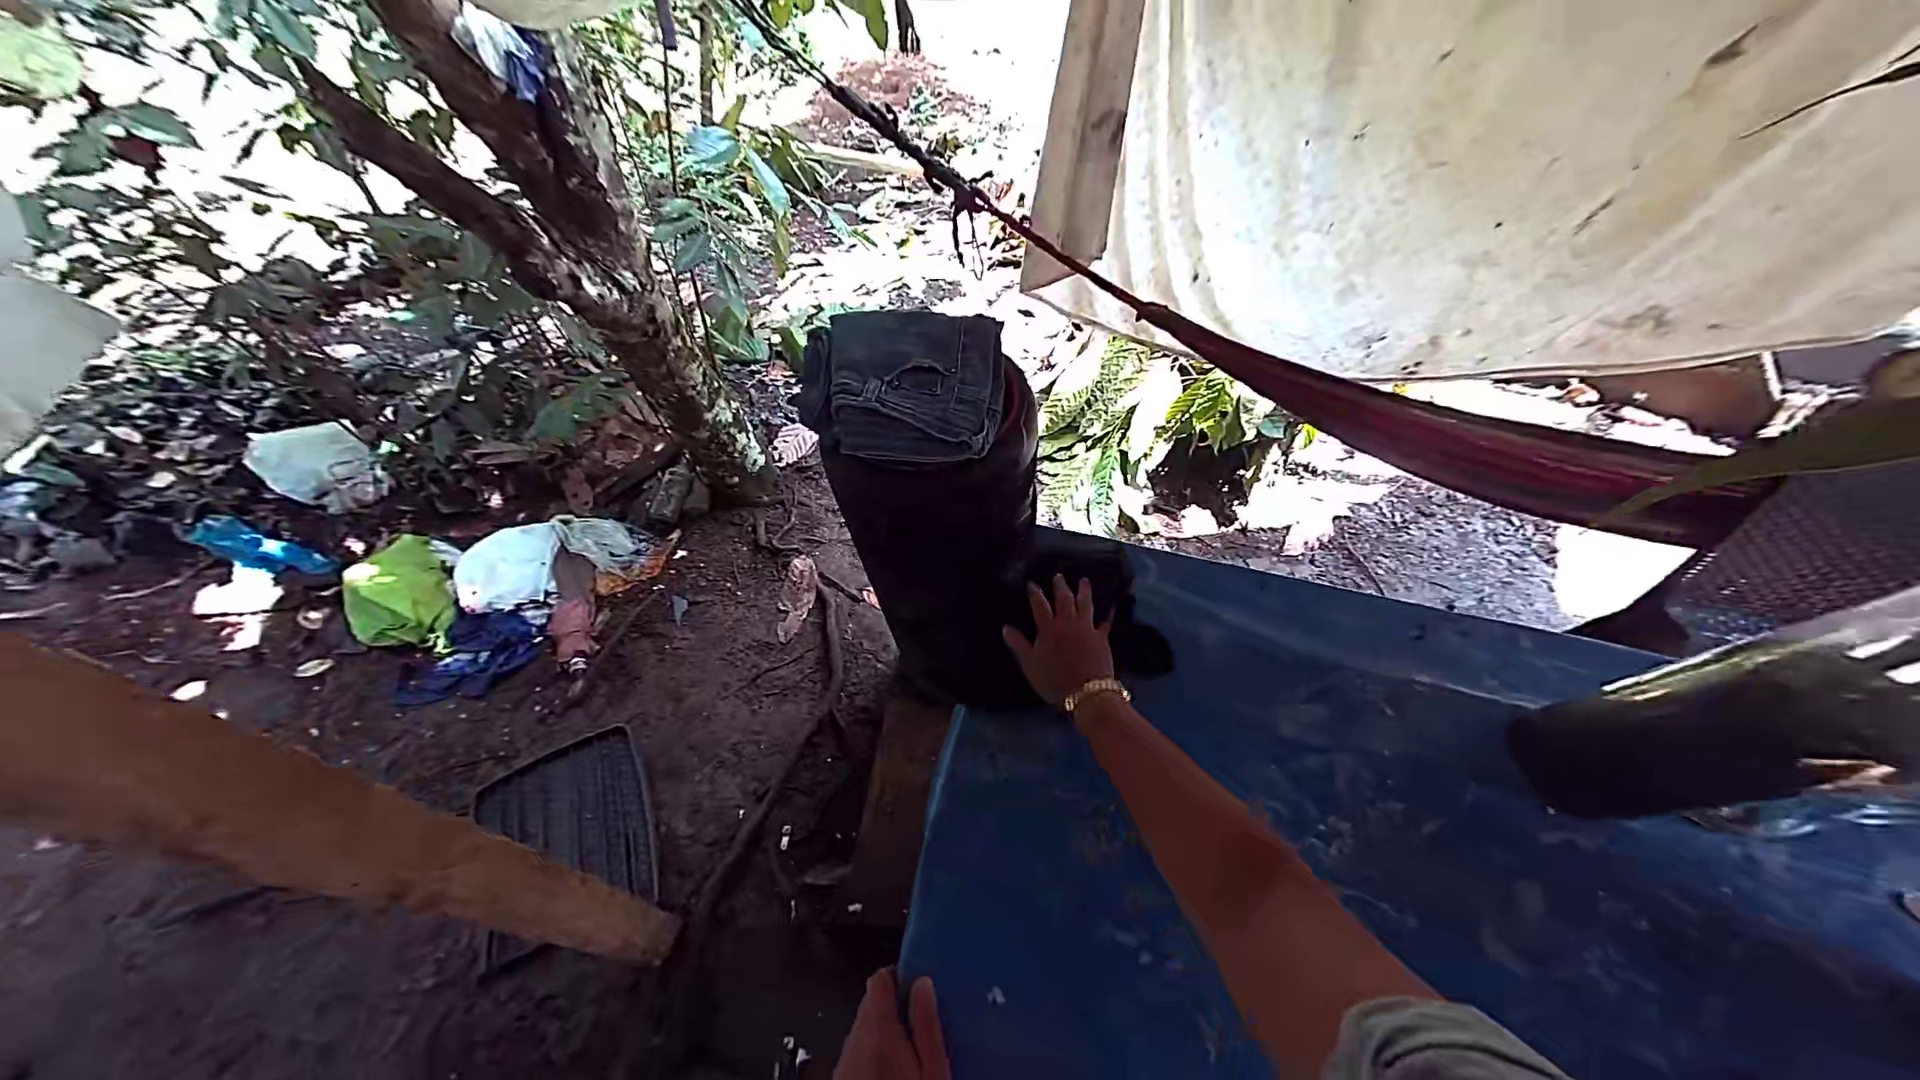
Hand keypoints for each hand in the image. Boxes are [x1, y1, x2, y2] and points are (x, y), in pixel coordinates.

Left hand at [834, 969, 948, 1079]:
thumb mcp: (933, 1070)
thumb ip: (927, 1024)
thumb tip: (923, 983)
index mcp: (878, 1030)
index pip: (880, 979)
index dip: (899, 977)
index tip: (917, 987)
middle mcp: (855, 1040)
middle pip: (872, 1002)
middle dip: (894, 1007)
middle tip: (918, 1026)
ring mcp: (844, 1062)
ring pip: (864, 1029)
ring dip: (883, 1033)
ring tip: (908, 1055)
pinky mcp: (840, 1078)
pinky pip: (857, 1053)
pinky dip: (871, 1055)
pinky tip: (891, 1074)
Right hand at [1002, 574, 1114, 708]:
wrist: (1085, 692)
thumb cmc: (1053, 680)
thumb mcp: (1030, 664)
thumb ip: (1018, 644)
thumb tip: (1005, 627)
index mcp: (1048, 629)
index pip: (1039, 606)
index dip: (1035, 593)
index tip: (1032, 583)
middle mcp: (1068, 623)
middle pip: (1064, 599)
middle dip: (1061, 586)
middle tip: (1059, 576)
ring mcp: (1087, 628)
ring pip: (1085, 604)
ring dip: (1084, 591)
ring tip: (1084, 581)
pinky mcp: (1102, 637)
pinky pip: (1106, 622)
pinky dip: (1108, 613)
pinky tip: (1111, 607)